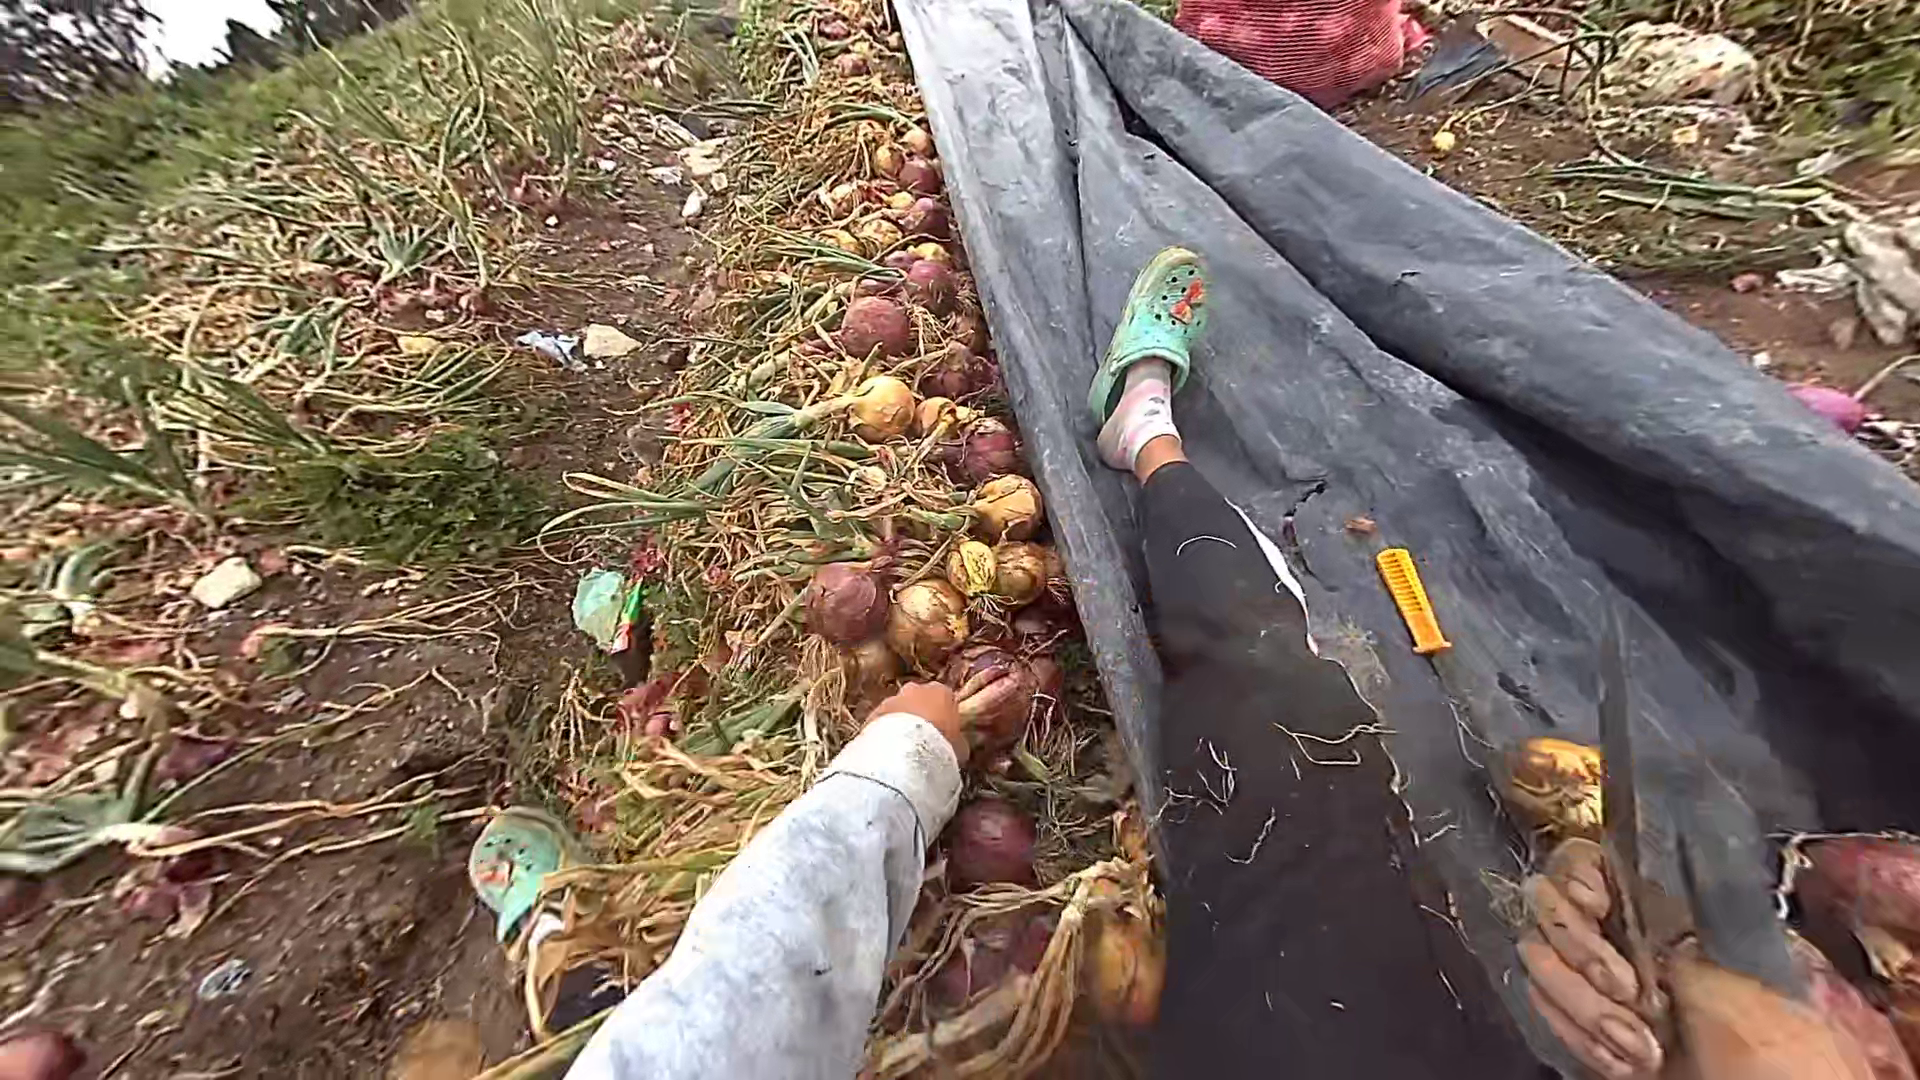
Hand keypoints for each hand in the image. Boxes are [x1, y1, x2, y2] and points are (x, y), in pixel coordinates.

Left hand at [869, 681, 966, 766]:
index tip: (943, 731)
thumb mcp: (959, 747)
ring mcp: (892, 699)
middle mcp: (915, 689)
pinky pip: (881, 722)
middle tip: (920, 738)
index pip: (945, 698)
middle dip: (918, 713)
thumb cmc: (939, 746)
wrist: (902, 753)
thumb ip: (957, 740)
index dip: (943, 714)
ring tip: (901, 749)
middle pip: (918, 698)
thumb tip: (957, 745)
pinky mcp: (872, 713)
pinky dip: (883, 732)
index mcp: (941, 692)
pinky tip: (886, 751)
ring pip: (897, 709)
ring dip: (898, 723)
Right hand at [1520, 839, 1877, 1079]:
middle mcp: (1619, 935)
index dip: (1573, 872)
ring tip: (1639, 1050)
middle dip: (1575, 947)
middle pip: (1546, 901)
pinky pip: (1538, 999)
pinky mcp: (1576, 1018)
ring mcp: (1592, 977)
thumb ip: (1669, 922)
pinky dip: (1572, 1031)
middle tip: (1628, 992)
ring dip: (1577, 1000)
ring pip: (1535, 952)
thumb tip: (1614, 880)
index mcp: (1662, 914)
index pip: (1586, 860)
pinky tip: (1618, 1061)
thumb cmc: (1779, 1060)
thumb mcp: (1739, 982)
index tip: (1591, 904)